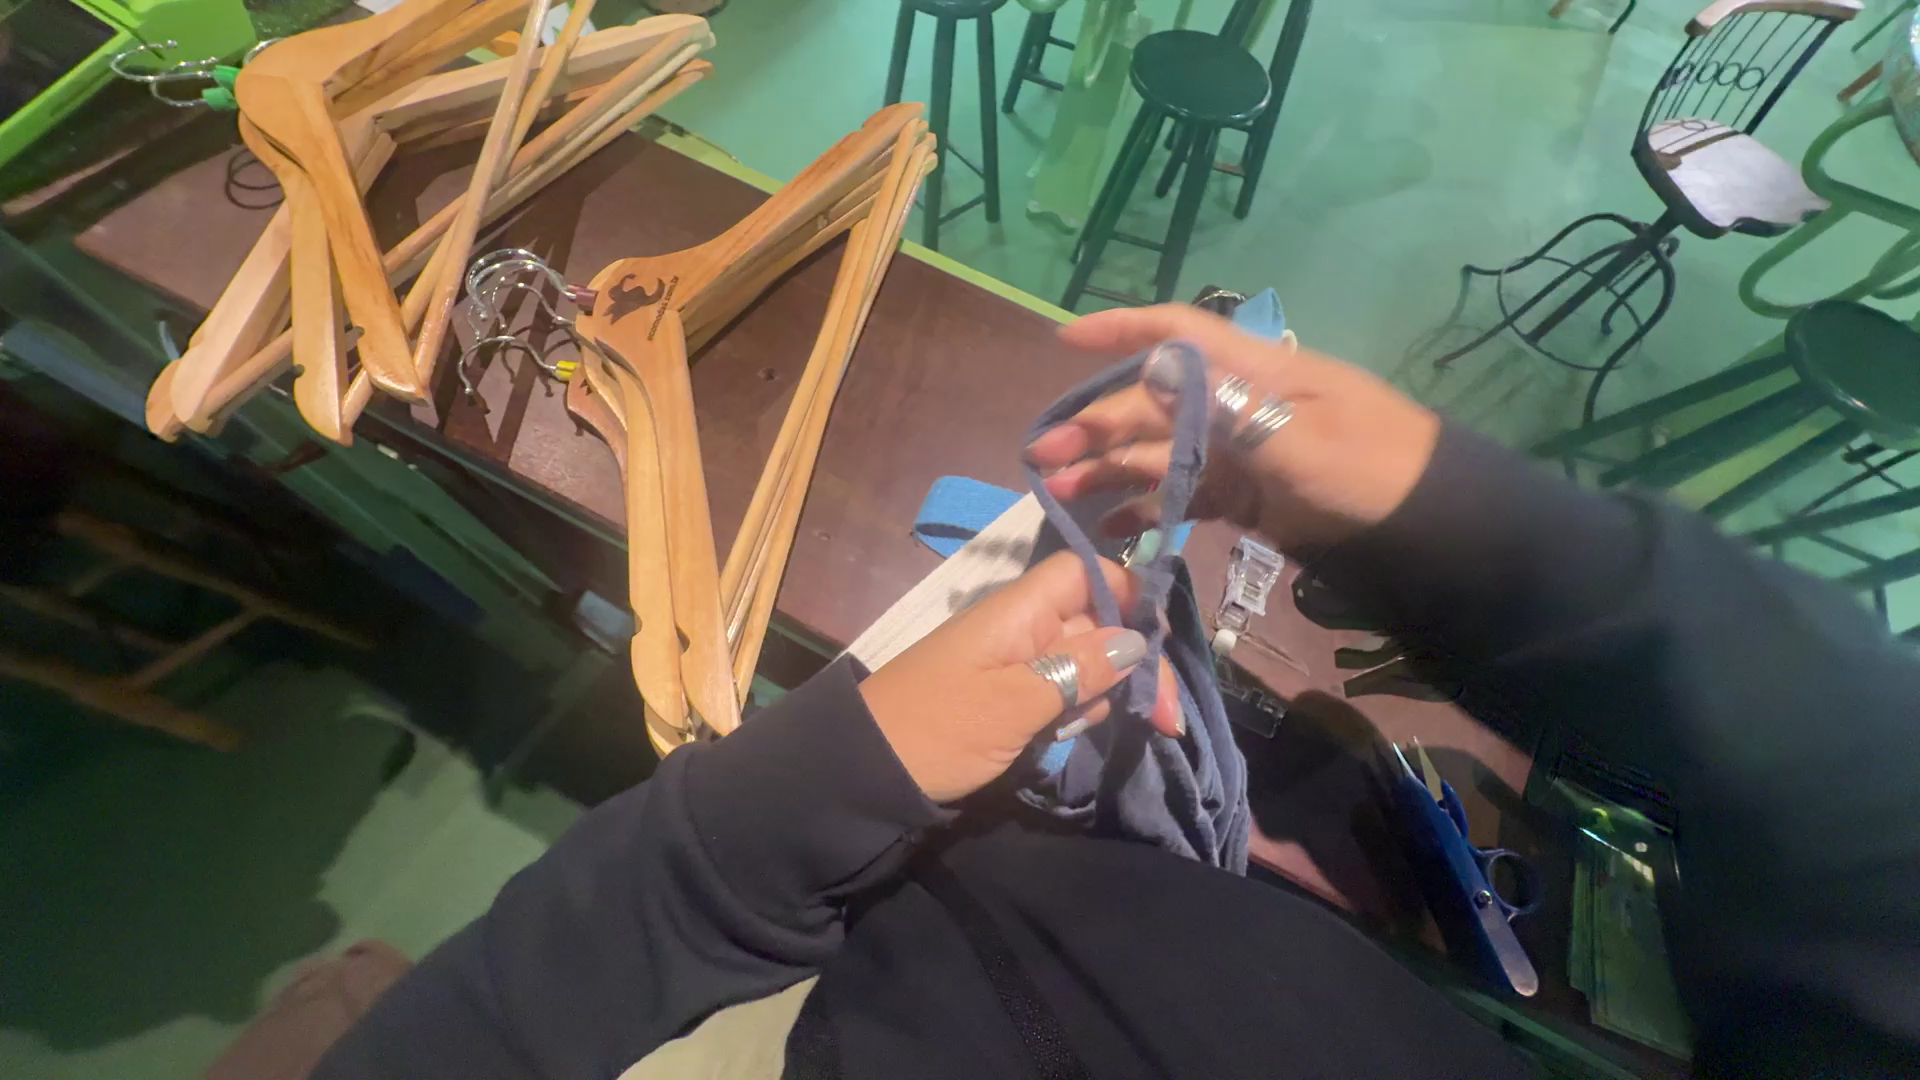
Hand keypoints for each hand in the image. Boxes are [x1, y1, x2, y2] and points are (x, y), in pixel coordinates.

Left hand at [859, 552, 1181, 803]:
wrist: (866, 770)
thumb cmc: (939, 728)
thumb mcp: (1014, 703)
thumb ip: (1077, 670)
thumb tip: (1134, 642)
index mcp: (1020, 609)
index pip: (1085, 573)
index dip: (1128, 595)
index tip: (1158, 645)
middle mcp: (1021, 624)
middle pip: (1096, 622)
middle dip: (1132, 664)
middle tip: (1165, 721)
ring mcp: (1014, 659)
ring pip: (1082, 659)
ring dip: (1102, 692)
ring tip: (1091, 729)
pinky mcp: (1007, 690)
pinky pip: (1057, 688)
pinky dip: (1071, 709)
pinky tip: (1064, 735)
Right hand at [1026, 304, 1442, 553]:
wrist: (1428, 531)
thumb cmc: (1373, 471)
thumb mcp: (1306, 440)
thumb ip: (1229, 409)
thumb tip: (1155, 369)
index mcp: (1254, 375)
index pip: (1178, 336)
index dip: (1120, 331)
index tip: (1064, 339)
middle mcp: (1233, 405)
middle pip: (1149, 406)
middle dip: (1094, 427)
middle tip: (1042, 455)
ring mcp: (1233, 451)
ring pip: (1155, 453)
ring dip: (1107, 470)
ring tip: (1060, 492)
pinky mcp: (1237, 494)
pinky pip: (1178, 495)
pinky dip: (1145, 508)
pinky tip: (1111, 525)